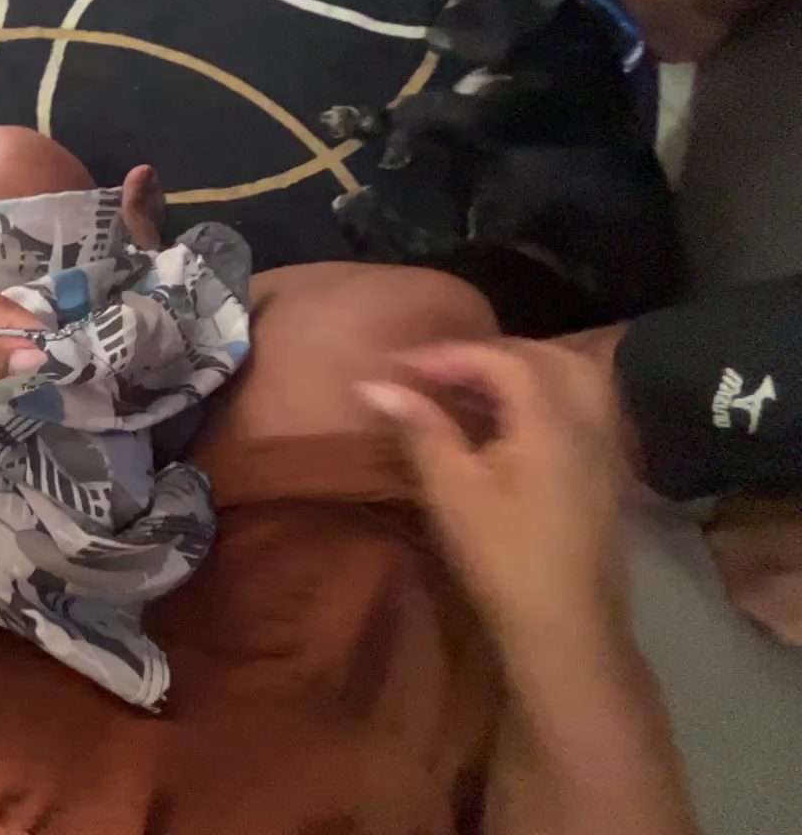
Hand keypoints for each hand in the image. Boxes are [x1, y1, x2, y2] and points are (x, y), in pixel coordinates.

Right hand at [356, 340, 632, 641]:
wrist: (563, 624)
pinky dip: (538, 393)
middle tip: (438, 365)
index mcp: (553, 428)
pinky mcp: (600, 473)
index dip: (450, 355)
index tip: (399, 366)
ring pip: (575, 381)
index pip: (506, 362)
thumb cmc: (500, 552)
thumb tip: (372, 383)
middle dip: (492, 351)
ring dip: (520, 369)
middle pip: (554, 359)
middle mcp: (589, 429)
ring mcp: (603, 452)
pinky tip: (498, 416)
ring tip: (465, 383)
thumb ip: (418, 427)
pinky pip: (577, 408)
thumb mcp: (449, 486)